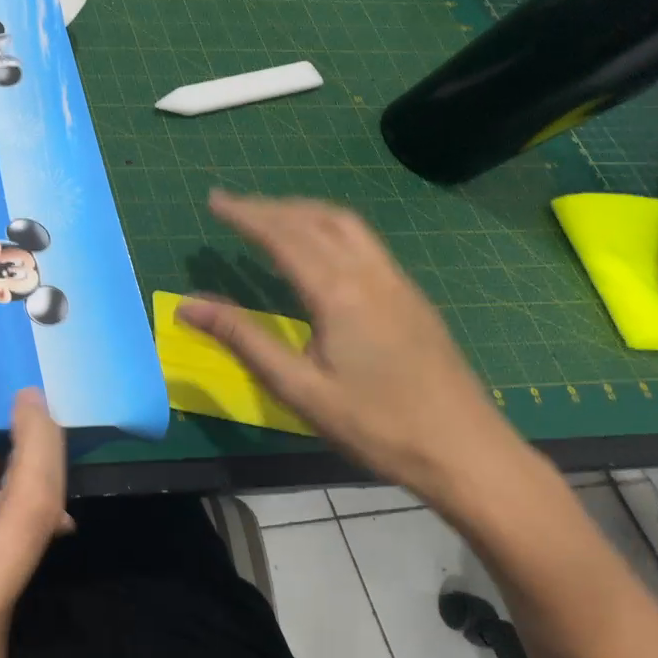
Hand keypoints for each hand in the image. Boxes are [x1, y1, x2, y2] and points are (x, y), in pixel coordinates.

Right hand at [178, 190, 529, 511]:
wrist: (470, 456)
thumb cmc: (377, 426)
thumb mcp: (298, 388)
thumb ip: (243, 339)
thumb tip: (187, 305)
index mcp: (339, 294)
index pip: (284, 237)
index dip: (246, 215)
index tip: (214, 200)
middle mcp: (371, 277)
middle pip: (317, 220)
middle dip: (271, 207)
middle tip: (231, 205)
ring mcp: (399, 286)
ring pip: (347, 226)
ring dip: (303, 212)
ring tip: (269, 217)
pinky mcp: (413, 300)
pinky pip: (365, 243)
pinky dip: (328, 228)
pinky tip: (317, 249)